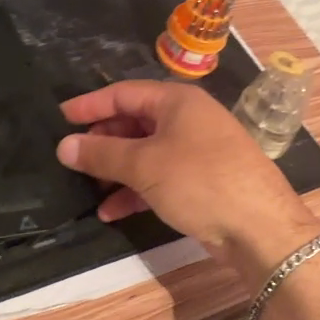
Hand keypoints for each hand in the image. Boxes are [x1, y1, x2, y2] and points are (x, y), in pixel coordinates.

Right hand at [57, 80, 319, 284]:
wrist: (259, 226)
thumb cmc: (199, 180)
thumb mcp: (145, 164)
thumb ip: (102, 153)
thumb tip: (64, 145)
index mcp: (177, 101)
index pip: (124, 93)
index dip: (91, 105)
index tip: (60, 118)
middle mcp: (188, 119)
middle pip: (135, 123)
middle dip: (103, 142)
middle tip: (71, 158)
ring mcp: (197, 151)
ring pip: (146, 153)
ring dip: (116, 171)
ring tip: (87, 189)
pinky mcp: (201, 182)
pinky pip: (159, 178)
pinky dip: (135, 191)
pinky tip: (111, 211)